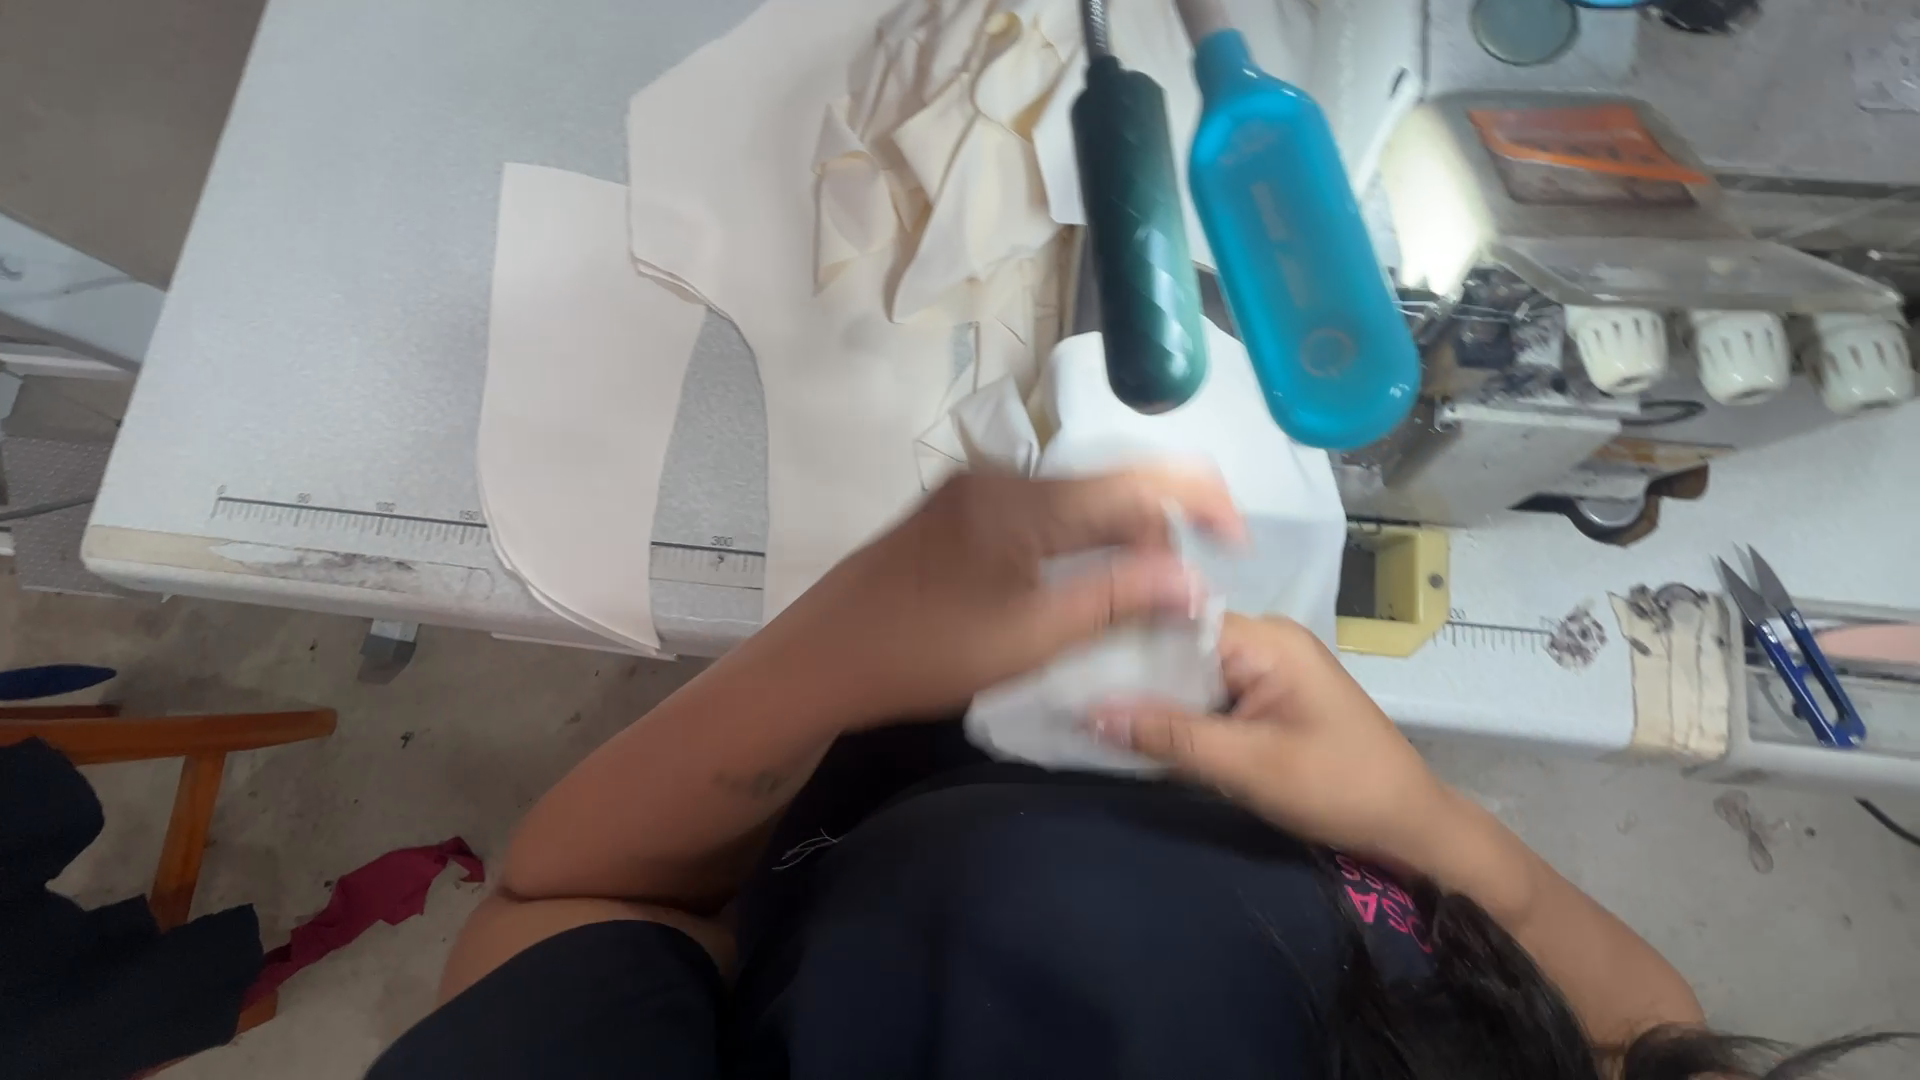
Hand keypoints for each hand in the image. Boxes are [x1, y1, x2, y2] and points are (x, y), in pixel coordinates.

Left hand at [767, 468, 1243, 723]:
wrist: (825, 656)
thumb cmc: (925, 654)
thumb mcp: (1031, 637)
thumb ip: (1116, 600)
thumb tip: (1193, 580)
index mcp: (1023, 502)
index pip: (1134, 482)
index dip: (1197, 501)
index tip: (1235, 538)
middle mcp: (999, 478)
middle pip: (1104, 484)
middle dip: (1156, 523)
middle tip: (1182, 578)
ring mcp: (971, 489)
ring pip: (1070, 498)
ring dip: (1114, 532)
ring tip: (1141, 583)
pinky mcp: (955, 508)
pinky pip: (1036, 509)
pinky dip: (1073, 536)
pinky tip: (1081, 572)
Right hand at [1090, 615, 1460, 867]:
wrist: (1413, 830)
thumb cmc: (1339, 789)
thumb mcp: (1248, 765)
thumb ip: (1170, 735)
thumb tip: (1090, 712)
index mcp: (1266, 639)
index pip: (1174, 624)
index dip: (1122, 645)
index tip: (1071, 668)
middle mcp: (1263, 639)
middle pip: (1178, 645)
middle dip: (1132, 674)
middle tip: (1073, 694)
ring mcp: (1266, 665)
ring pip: (1189, 671)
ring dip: (1153, 696)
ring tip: (1094, 709)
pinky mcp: (1266, 693)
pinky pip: (1208, 691)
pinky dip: (1178, 710)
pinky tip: (1141, 726)